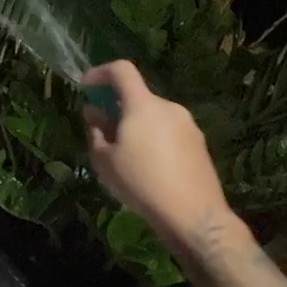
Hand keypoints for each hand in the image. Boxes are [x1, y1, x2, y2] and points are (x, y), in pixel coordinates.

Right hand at [81, 60, 239, 253]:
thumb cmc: (142, 182)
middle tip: (101, 129)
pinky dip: (153, 137)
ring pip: (153, 115)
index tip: (86, 87)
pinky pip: (169, 131)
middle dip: (116, 106)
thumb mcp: (104, 160)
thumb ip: (96, 132)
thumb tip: (96, 116)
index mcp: (143, 105)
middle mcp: (169, 108)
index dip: (100, 73)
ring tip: (124, 152)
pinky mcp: (199, 144)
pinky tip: (147, 165)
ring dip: (135, 124)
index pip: (122, 70)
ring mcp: (188, 126)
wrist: (194, 215)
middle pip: (138, 96)